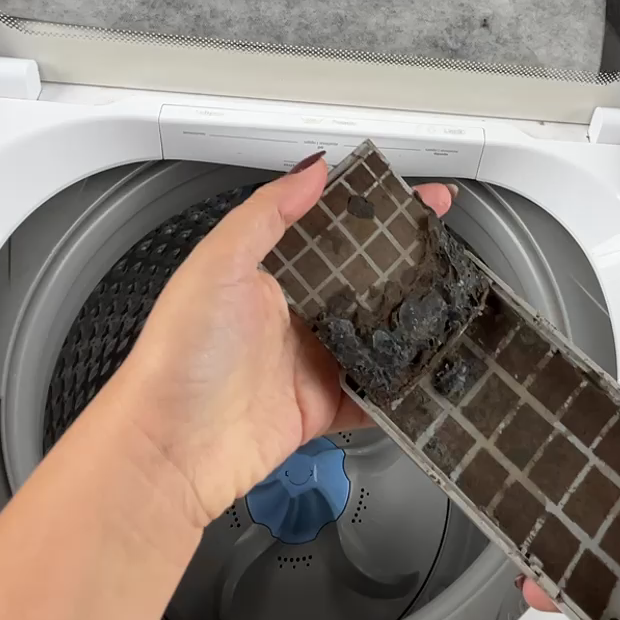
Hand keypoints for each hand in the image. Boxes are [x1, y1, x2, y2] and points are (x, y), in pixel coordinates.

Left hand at [99, 154, 454, 529]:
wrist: (168, 451)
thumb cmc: (180, 355)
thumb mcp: (217, 266)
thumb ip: (267, 215)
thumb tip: (313, 169)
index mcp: (275, 274)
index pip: (336, 231)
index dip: (375, 211)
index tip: (417, 197)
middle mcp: (298, 314)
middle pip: (366, 279)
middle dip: (408, 260)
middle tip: (449, 241)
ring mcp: (313, 361)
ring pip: (378, 333)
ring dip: (410, 320)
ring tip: (452, 299)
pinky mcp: (323, 406)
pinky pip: (373, 392)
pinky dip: (399, 386)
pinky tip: (426, 371)